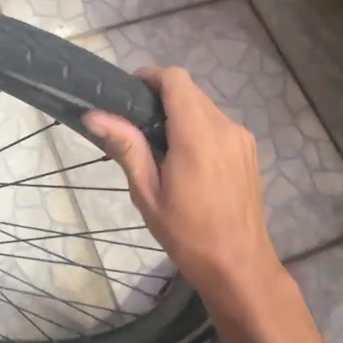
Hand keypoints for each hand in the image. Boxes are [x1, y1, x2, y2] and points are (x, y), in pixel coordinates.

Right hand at [83, 68, 279, 300]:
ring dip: (181, 115)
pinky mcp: (249, 150)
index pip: (175, 80)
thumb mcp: (147, 193)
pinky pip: (218, 124)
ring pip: (205, 107)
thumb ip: (126, 147)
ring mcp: (242, 138)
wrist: (239, 266)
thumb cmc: (187, 234)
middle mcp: (225, 127)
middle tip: (137, 128)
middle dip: (162, 99)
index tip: (129, 94)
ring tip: (161, 150)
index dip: (150, 77)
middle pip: (190, 91)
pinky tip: (187, 162)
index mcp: (197, 135)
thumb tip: (94, 115)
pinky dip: (199, 129)